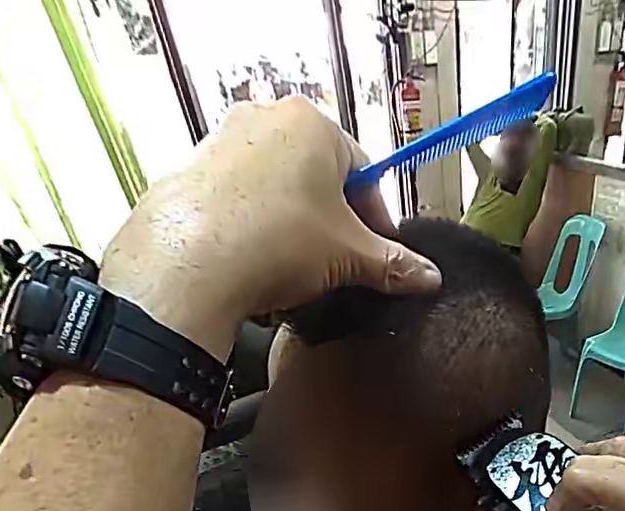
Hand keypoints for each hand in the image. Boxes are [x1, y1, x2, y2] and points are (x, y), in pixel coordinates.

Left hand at [99, 97, 440, 357]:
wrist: (193, 261)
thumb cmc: (281, 240)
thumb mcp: (351, 257)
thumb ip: (395, 265)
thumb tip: (431, 278)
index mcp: (313, 125)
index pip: (365, 174)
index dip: (377, 222)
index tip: (378, 257)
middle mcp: (266, 118)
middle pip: (323, 180)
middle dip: (337, 226)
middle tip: (342, 267)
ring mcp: (224, 139)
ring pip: (284, 192)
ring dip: (301, 231)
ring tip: (302, 273)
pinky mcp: (195, 169)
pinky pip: (248, 201)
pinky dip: (264, 230)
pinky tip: (265, 266)